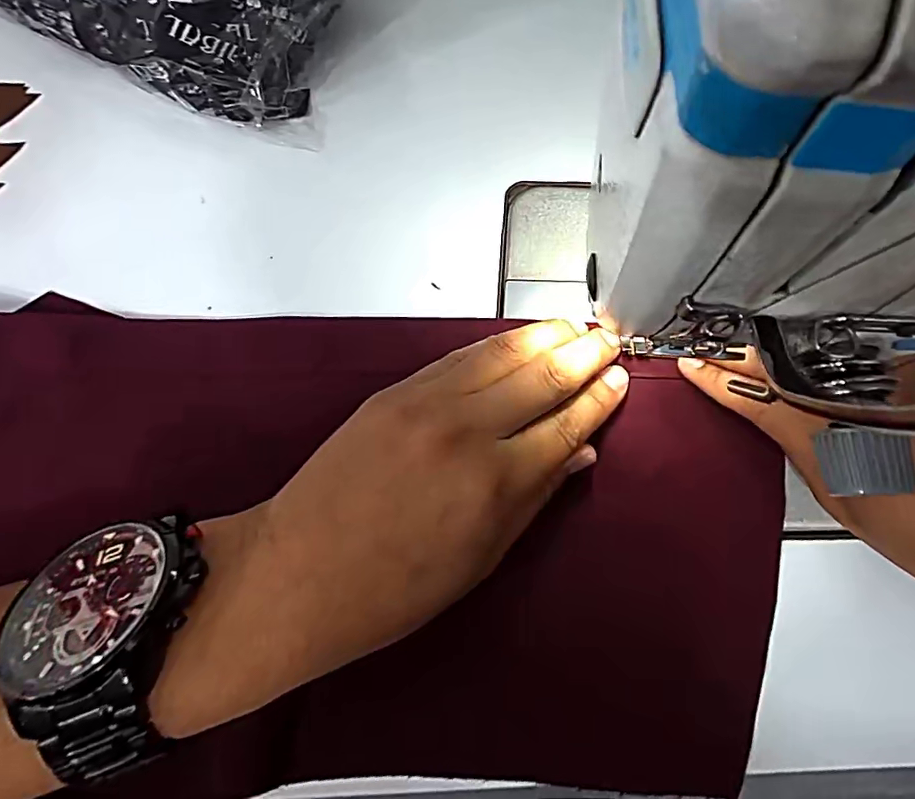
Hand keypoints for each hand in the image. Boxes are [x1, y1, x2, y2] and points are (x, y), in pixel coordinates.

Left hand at [158, 321, 628, 733]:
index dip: (599, 398)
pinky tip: (521, 336)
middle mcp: (467, 433)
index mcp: (494, 484)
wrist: (293, 574)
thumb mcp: (481, 558)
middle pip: (543, 376)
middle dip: (585, 354)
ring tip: (576, 326)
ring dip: (547, 335)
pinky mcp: (398, 390)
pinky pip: (462, 355)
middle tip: (610, 340)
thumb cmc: (393, 588)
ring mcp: (428, 403)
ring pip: (504, 353)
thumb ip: (537, 497)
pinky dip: (499, 341)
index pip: (566, 424)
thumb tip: (582, 454)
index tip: (620, 380)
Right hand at [678, 351, 914, 604]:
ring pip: (839, 364)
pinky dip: (858, 387)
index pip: (772, 381)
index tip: (695, 364)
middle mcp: (888, 374)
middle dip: (771, 374)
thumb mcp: (849, 494)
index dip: (729, 371)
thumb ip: (790, 437)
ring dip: (818, 383)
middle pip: (804, 362)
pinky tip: (874, 425)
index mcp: (859, 416)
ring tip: (831, 429)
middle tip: (748, 395)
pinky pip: (874, 366)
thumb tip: (744, 402)